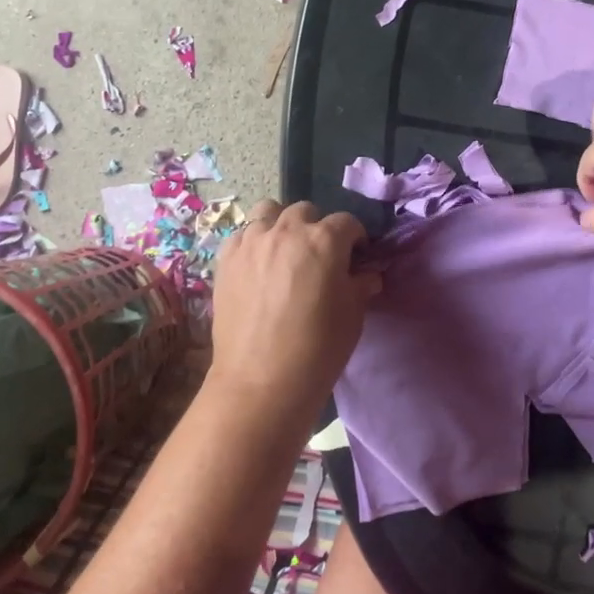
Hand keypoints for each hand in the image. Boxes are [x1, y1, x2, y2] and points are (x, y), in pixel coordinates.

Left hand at [208, 200, 379, 417]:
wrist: (261, 381)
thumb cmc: (318, 348)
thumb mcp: (353, 314)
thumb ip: (361, 285)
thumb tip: (366, 274)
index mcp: (325, 240)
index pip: (347, 222)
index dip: (355, 239)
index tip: (356, 258)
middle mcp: (287, 231)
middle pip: (306, 211)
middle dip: (317, 227)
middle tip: (320, 256)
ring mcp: (252, 242)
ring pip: (269, 212)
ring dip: (282, 224)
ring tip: (285, 251)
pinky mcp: (226, 259)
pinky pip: (243, 234)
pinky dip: (254, 241)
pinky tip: (259, 265)